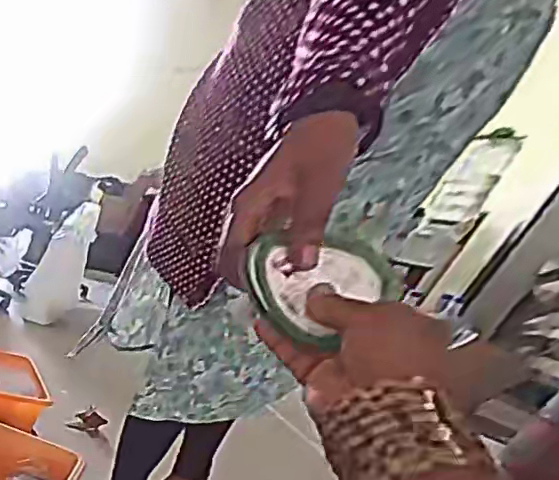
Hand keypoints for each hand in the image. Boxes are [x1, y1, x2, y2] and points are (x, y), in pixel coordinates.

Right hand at [218, 110, 360, 285]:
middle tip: (275, 290)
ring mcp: (252, 210)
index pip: (230, 255)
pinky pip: (259, 240)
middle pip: (231, 257)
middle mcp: (242, 212)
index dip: (243, 278)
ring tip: (283, 279)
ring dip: (258, 268)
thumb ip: (307, 228)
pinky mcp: (266, 209)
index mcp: (246, 208)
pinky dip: (269, 255)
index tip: (266, 291)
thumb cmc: (321, 146)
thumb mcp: (318, 189)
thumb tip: (300, 267)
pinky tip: (290, 260)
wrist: (328, 111)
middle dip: (248, 277)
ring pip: (244, 251)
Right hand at [253, 288, 454, 409]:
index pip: (381, 307)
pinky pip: (298, 357)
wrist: (379, 407)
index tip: (335, 282)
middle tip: (301, 289)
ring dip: (296, 321)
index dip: (358, 294)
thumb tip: (317, 294)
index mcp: (412, 329)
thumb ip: (339, 304)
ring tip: (277, 301)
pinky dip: (280, 341)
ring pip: (317, 339)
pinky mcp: (322, 382)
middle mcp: (380, 350)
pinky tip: (265, 324)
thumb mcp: (373, 315)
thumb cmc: (398, 357)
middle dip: (322, 308)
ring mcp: (349, 367)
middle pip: (343, 324)